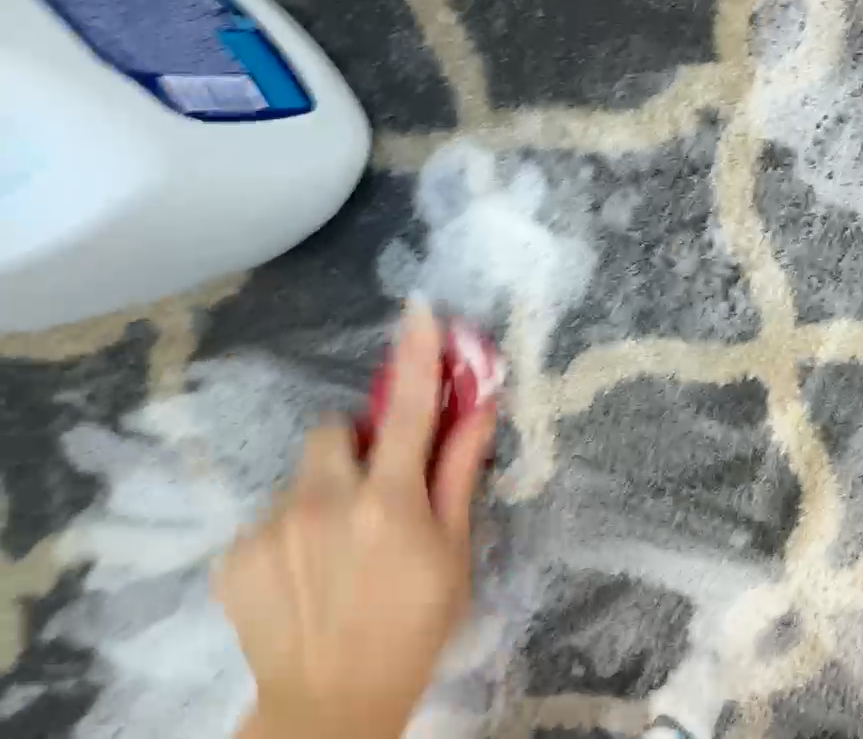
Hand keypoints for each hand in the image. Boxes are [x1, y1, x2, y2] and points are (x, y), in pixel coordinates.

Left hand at [215, 303, 498, 738]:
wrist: (333, 700)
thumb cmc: (419, 618)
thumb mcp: (457, 545)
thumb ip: (460, 470)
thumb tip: (481, 407)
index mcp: (388, 500)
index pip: (407, 410)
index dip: (417, 356)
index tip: (419, 309)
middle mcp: (323, 503)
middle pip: (333, 431)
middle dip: (358, 441)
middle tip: (381, 481)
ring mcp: (270, 529)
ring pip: (302, 475)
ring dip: (328, 487)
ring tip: (344, 541)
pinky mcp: (235, 555)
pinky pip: (273, 513)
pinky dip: (297, 525)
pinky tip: (313, 569)